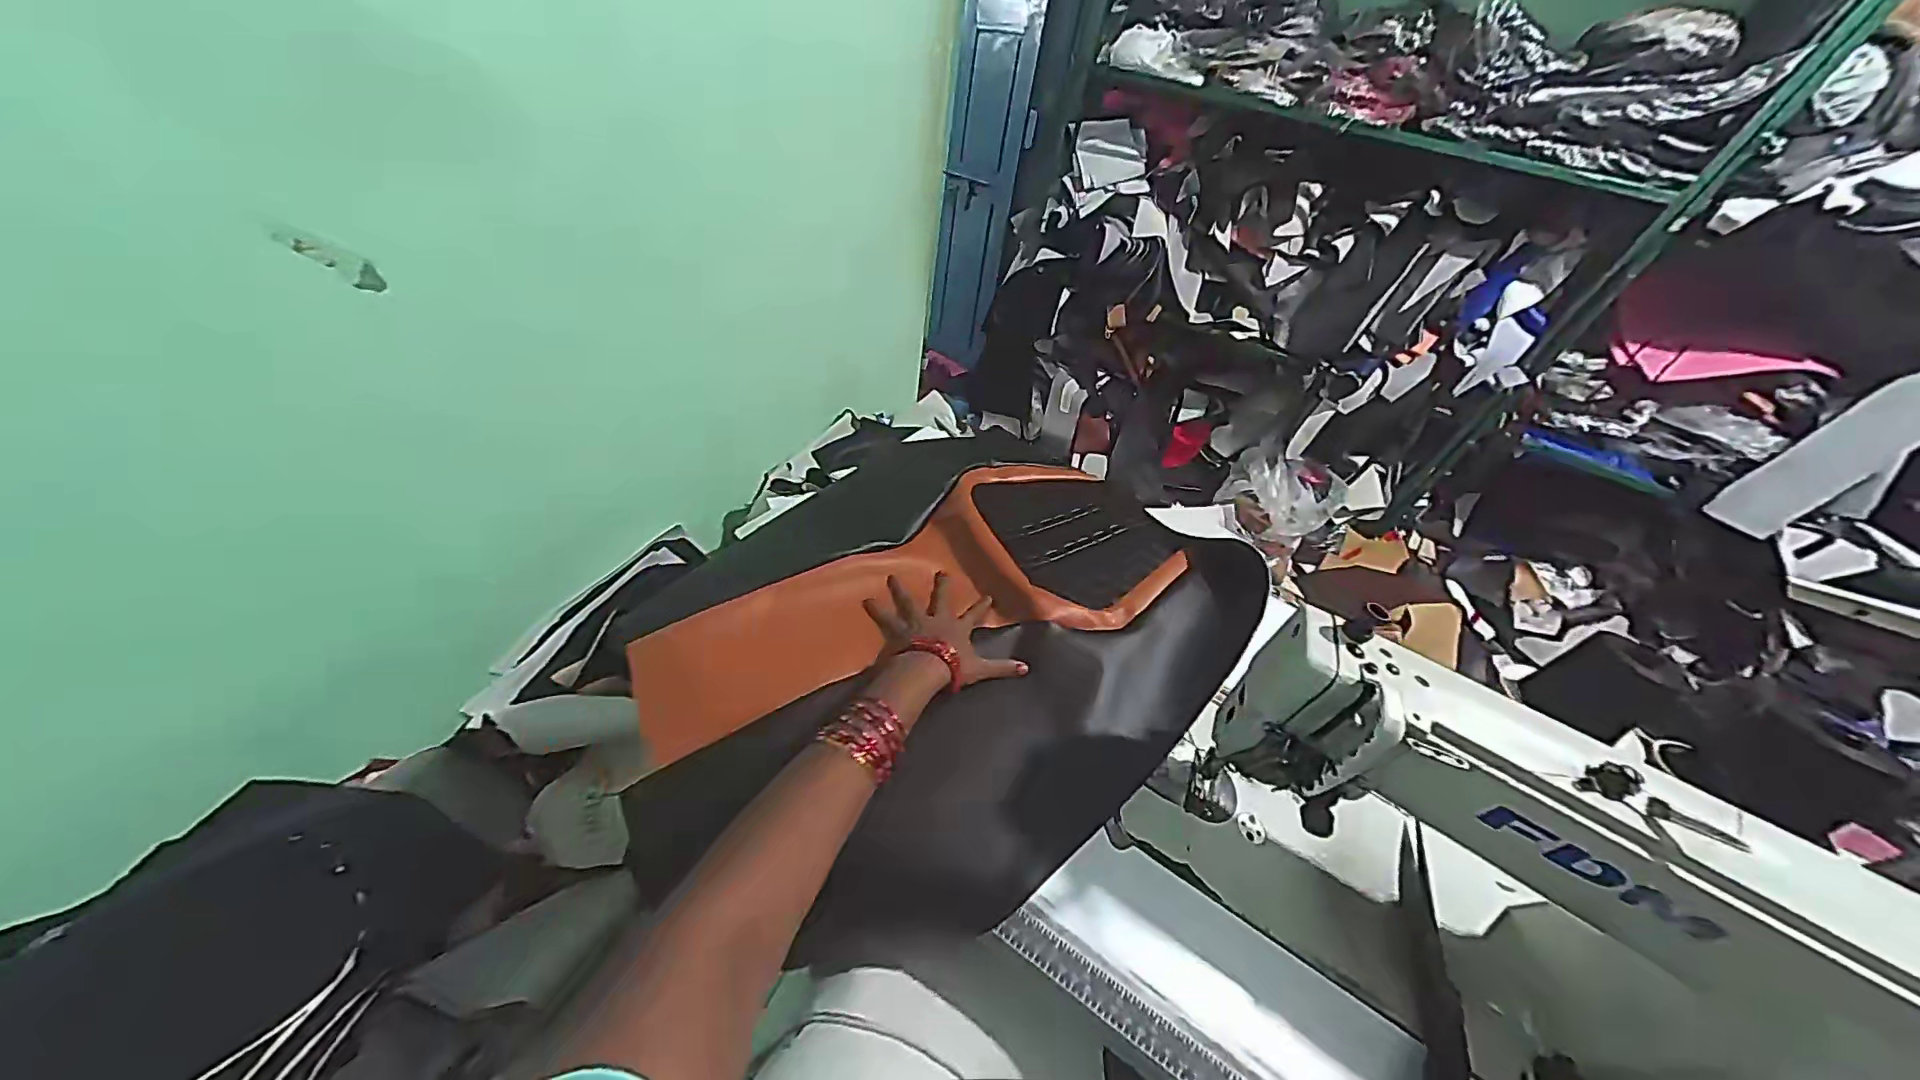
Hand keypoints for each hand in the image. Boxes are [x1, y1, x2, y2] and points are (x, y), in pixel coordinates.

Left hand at [863, 573, 1028, 688]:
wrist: (927, 668)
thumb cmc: (953, 668)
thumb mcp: (981, 669)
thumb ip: (1002, 667)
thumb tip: (1025, 668)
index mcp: (959, 629)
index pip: (974, 615)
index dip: (981, 606)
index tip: (988, 596)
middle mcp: (938, 619)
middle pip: (940, 599)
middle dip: (942, 586)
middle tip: (941, 573)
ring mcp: (916, 621)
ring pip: (908, 602)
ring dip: (900, 590)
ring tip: (891, 578)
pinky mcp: (898, 629)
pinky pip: (884, 617)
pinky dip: (875, 609)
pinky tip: (865, 600)